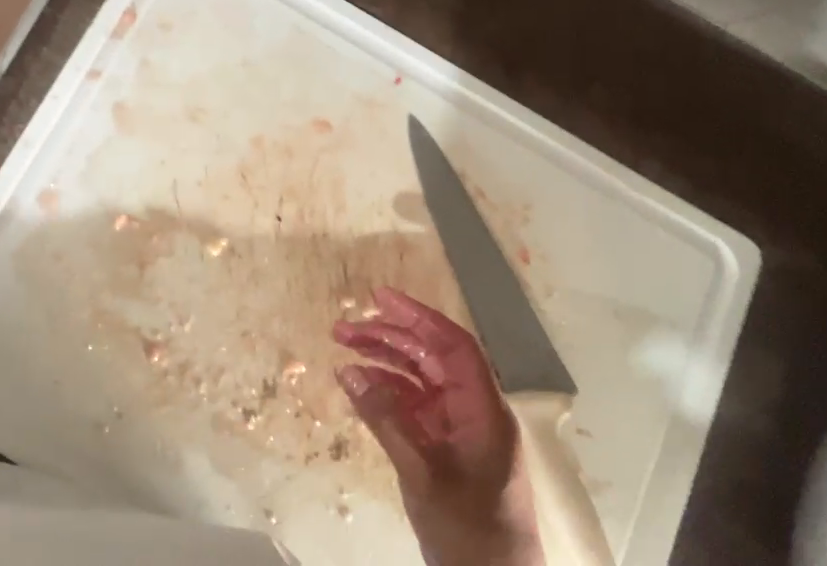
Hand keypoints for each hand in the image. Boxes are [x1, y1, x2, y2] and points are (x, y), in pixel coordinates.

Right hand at [334, 287, 540, 565]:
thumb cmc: (468, 530)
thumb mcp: (422, 473)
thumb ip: (385, 419)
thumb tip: (347, 370)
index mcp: (485, 412)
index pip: (454, 348)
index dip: (419, 317)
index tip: (379, 296)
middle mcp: (474, 412)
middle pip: (431, 358)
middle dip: (389, 336)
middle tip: (342, 328)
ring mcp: (459, 430)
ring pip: (419, 379)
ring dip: (383, 361)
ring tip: (342, 349)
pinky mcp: (444, 447)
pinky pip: (413, 406)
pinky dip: (384, 392)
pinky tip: (356, 385)